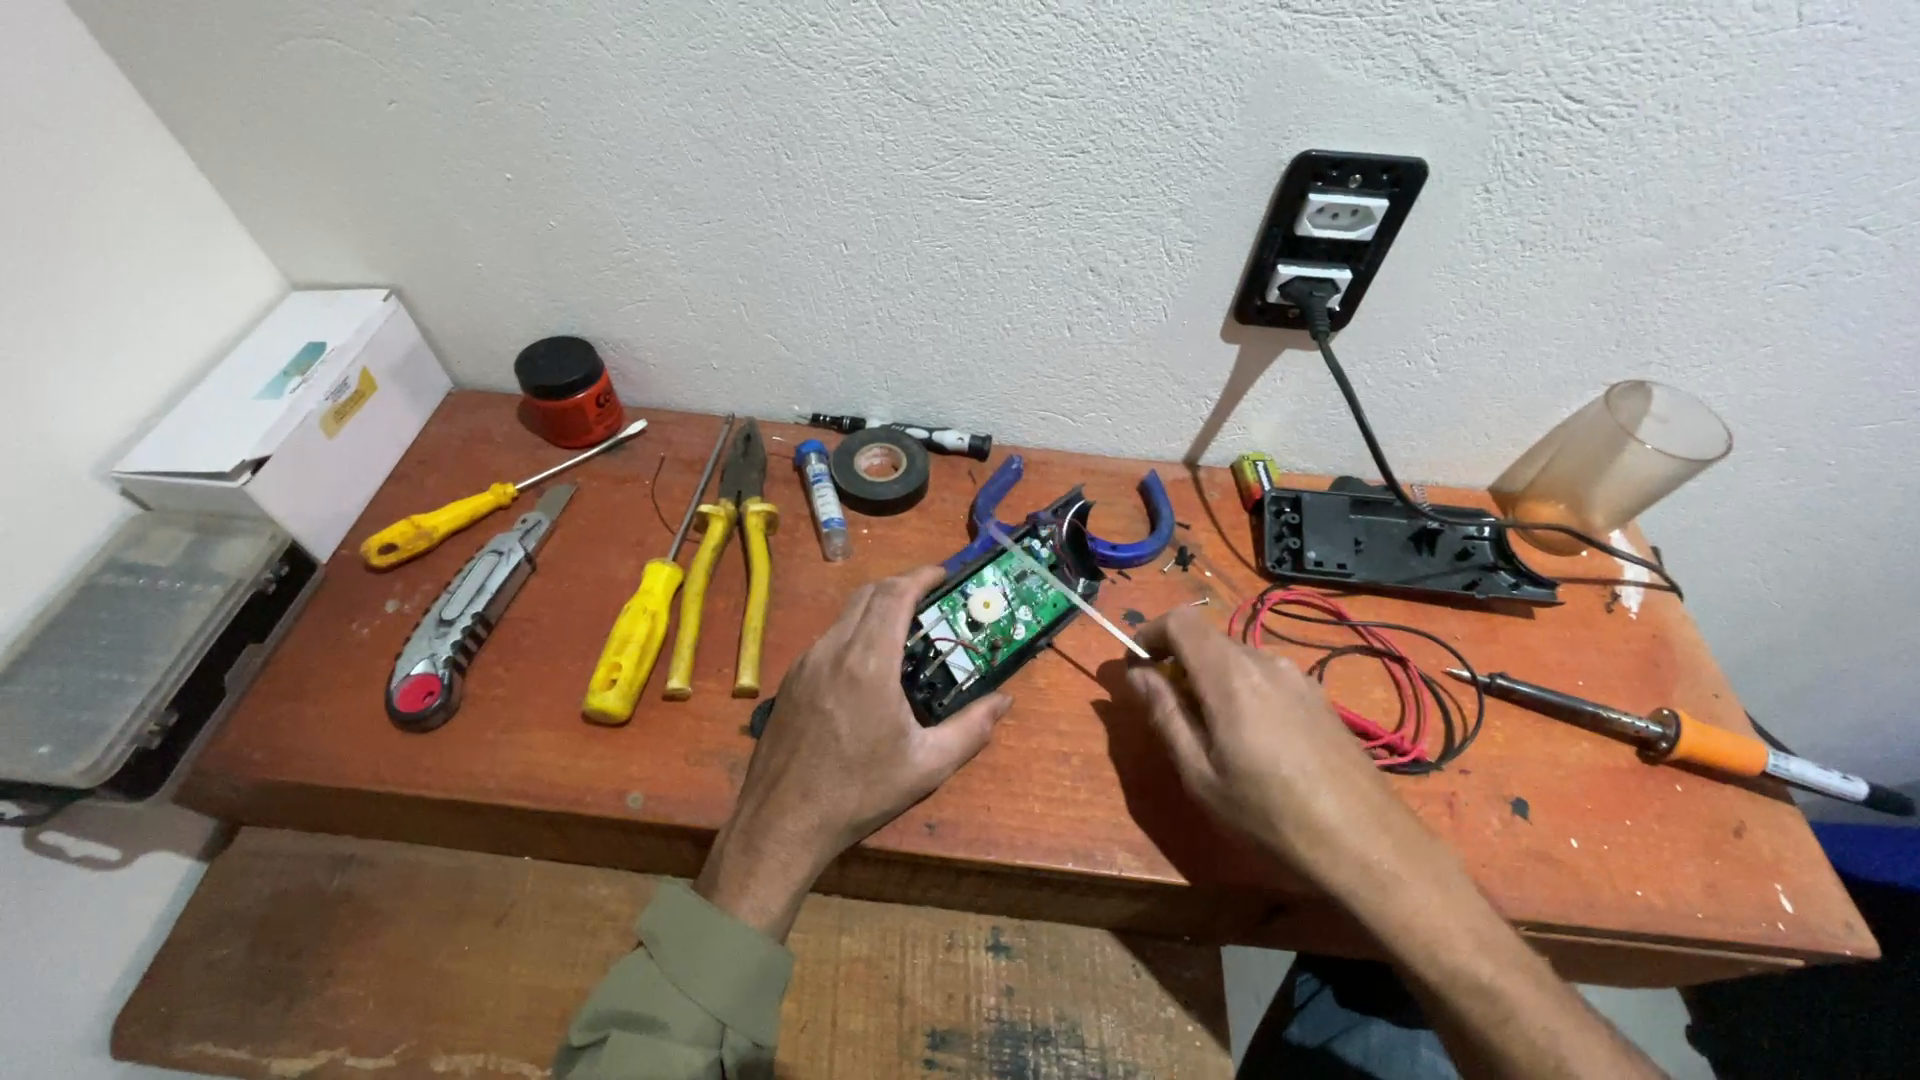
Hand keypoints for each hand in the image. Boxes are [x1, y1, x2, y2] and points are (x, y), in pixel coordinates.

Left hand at [695, 564, 1011, 938]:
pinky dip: (855, 633)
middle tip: (931, 598)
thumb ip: (971, 729)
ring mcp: (805, 664)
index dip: (920, 575)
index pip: (893, 595)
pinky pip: (828, 640)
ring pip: (844, 615)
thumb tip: (1004, 701)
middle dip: (901, 585)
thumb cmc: (859, 793)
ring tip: (906, 630)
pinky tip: (869, 666)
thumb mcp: (927, 766)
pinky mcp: (791, 681)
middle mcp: (832, 651)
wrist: (782, 822)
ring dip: (876, 608)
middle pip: (867, 594)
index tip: (943, 574)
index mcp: (868, 663)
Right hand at [1126, 608, 1411, 876]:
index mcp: (1230, 674)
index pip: (1179, 621)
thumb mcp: (1199, 774)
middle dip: (1177, 663)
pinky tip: (1252, 742)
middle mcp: (1266, 661)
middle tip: (1165, 712)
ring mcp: (1299, 678)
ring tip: (1209, 734)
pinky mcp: (1319, 698)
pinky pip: (1266, 678)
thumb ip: (1164, 715)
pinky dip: (1241, 692)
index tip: (1134, 668)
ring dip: (1210, 680)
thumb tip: (1137, 674)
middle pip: (1208, 640)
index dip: (1148, 634)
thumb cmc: (1269, 815)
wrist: (1367, 845)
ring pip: (1238, 660)